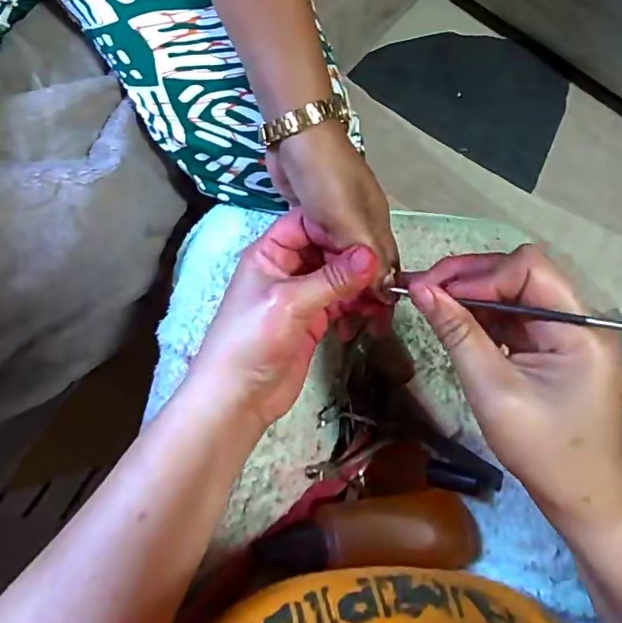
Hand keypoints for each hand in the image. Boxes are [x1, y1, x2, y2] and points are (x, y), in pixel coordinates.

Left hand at [185, 210, 381, 426]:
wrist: (236, 400)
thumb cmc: (249, 341)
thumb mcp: (289, 303)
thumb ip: (331, 279)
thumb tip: (371, 255)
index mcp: (270, 252)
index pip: (306, 222)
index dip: (336, 225)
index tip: (368, 237)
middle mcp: (286, 267)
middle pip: (327, 248)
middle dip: (355, 257)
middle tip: (384, 270)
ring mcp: (301, 294)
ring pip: (338, 276)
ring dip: (361, 283)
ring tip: (383, 295)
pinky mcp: (313, 318)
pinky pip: (342, 301)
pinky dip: (358, 305)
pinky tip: (374, 312)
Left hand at [267, 120, 398, 304]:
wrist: (293, 134)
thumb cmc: (321, 177)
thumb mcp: (341, 219)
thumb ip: (358, 256)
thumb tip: (385, 290)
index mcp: (369, 224)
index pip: (381, 267)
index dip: (378, 292)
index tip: (375, 321)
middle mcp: (354, 226)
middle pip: (361, 270)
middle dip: (361, 297)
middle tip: (360, 328)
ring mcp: (330, 226)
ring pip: (340, 269)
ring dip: (343, 292)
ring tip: (346, 322)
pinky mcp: (311, 224)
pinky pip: (322, 262)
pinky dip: (326, 281)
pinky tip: (324, 298)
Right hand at [405, 246, 621, 529]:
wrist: (582, 501)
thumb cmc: (543, 451)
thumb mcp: (493, 391)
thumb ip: (458, 334)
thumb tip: (420, 289)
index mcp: (579, 328)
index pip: (529, 269)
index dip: (480, 273)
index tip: (436, 290)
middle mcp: (577, 319)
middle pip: (519, 272)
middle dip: (470, 276)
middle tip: (423, 287)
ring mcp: (564, 331)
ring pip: (512, 288)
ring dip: (470, 291)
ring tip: (429, 298)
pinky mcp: (550, 343)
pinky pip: (512, 312)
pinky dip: (480, 312)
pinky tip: (452, 317)